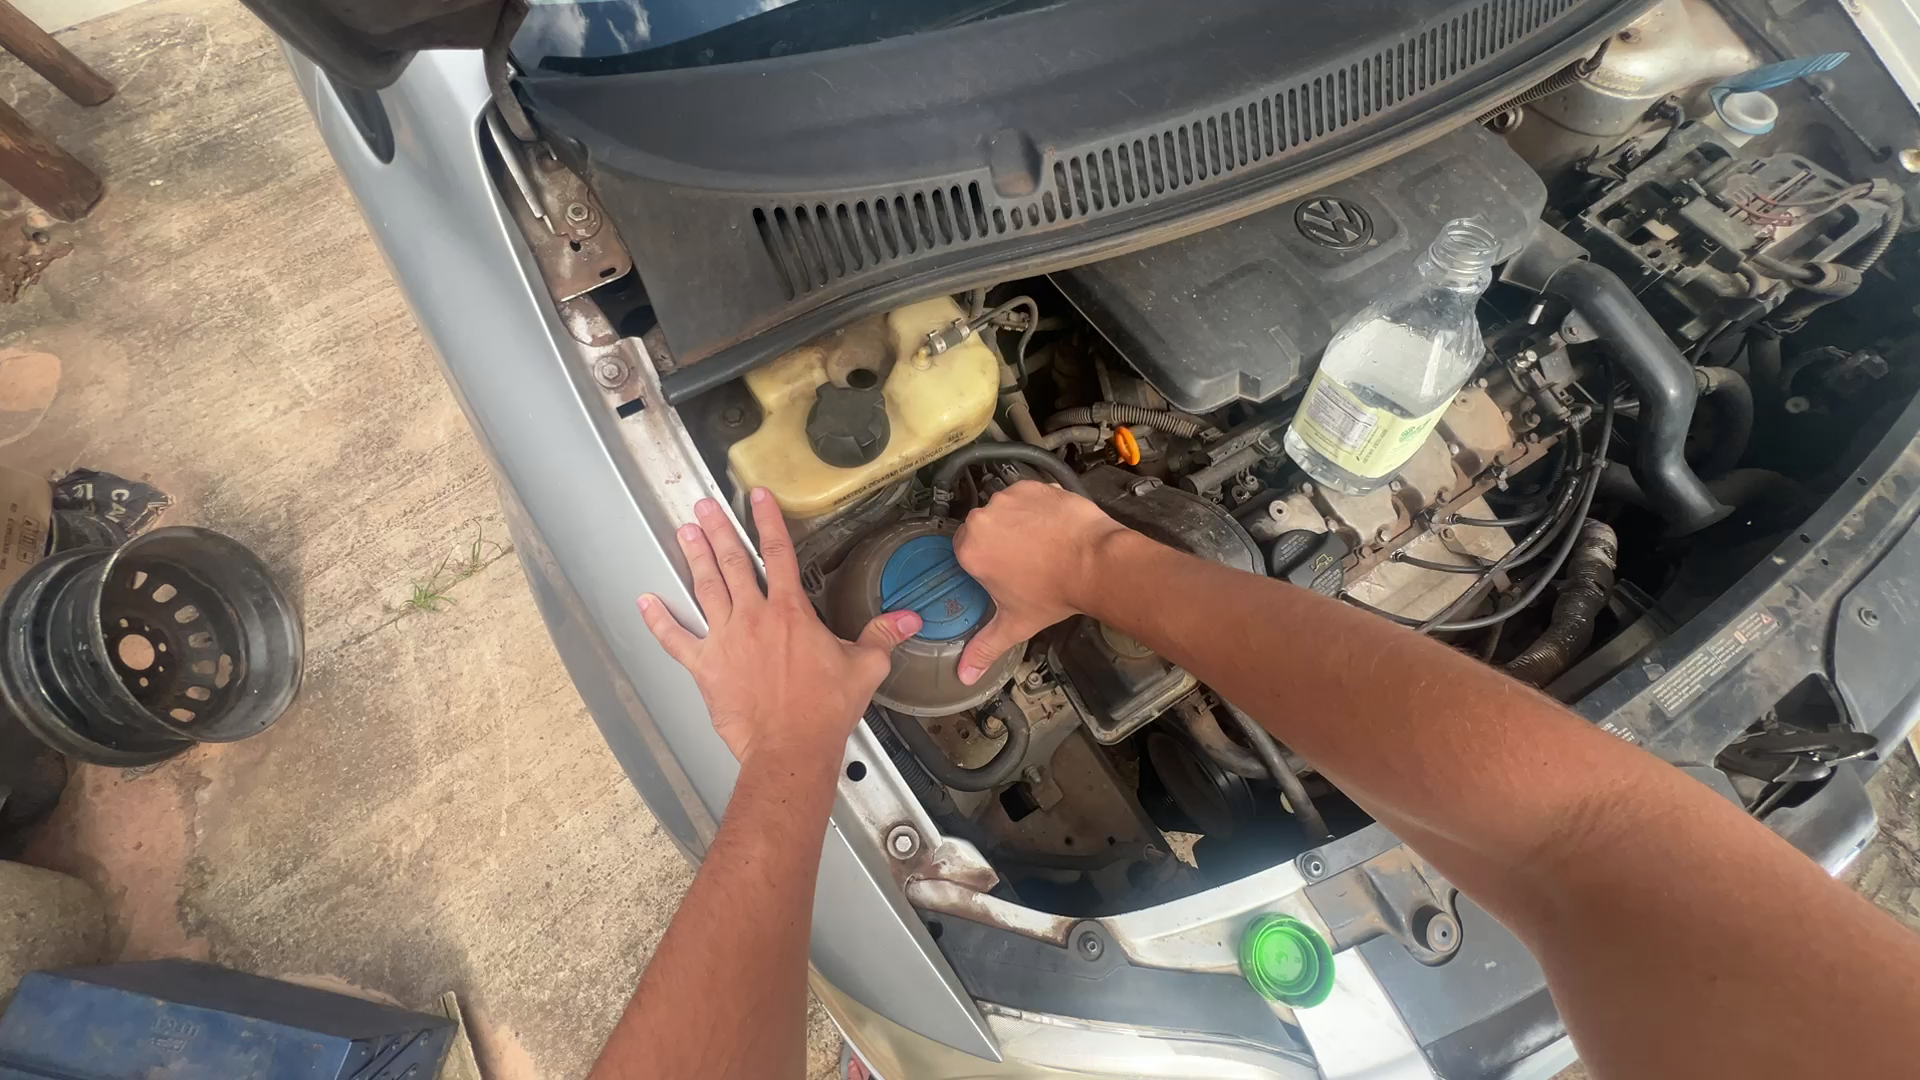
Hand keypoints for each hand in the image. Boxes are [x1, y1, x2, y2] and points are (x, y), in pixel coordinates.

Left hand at [639, 489, 921, 763]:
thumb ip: (883, 636)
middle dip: (719, 530)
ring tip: (684, 532)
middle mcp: (754, 617)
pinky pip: (676, 640)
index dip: (768, 520)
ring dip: (694, 558)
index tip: (757, 496)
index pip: (779, 553)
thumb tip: (910, 619)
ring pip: (706, 589)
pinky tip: (645, 601)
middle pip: (734, 563)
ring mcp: (725, 640)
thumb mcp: (864, 667)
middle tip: (704, 505)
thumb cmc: (826, 709)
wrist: (791, 747)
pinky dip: (659, 621)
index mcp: (790, 612)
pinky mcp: (705, 667)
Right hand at [951, 480, 1130, 684]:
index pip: (964, 550)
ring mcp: (1010, 498)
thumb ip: (984, 648)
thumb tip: (965, 675)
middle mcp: (983, 518)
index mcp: (970, 549)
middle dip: (1001, 540)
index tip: (1003, 570)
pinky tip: (1052, 527)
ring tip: (1042, 543)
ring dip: (1019, 521)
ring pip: (1006, 510)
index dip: (986, 561)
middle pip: (984, 527)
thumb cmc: (1055, 592)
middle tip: (1026, 559)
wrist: (1097, 564)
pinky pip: (1028, 494)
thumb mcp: (1015, 624)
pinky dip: (1038, 507)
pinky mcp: (1035, 486)